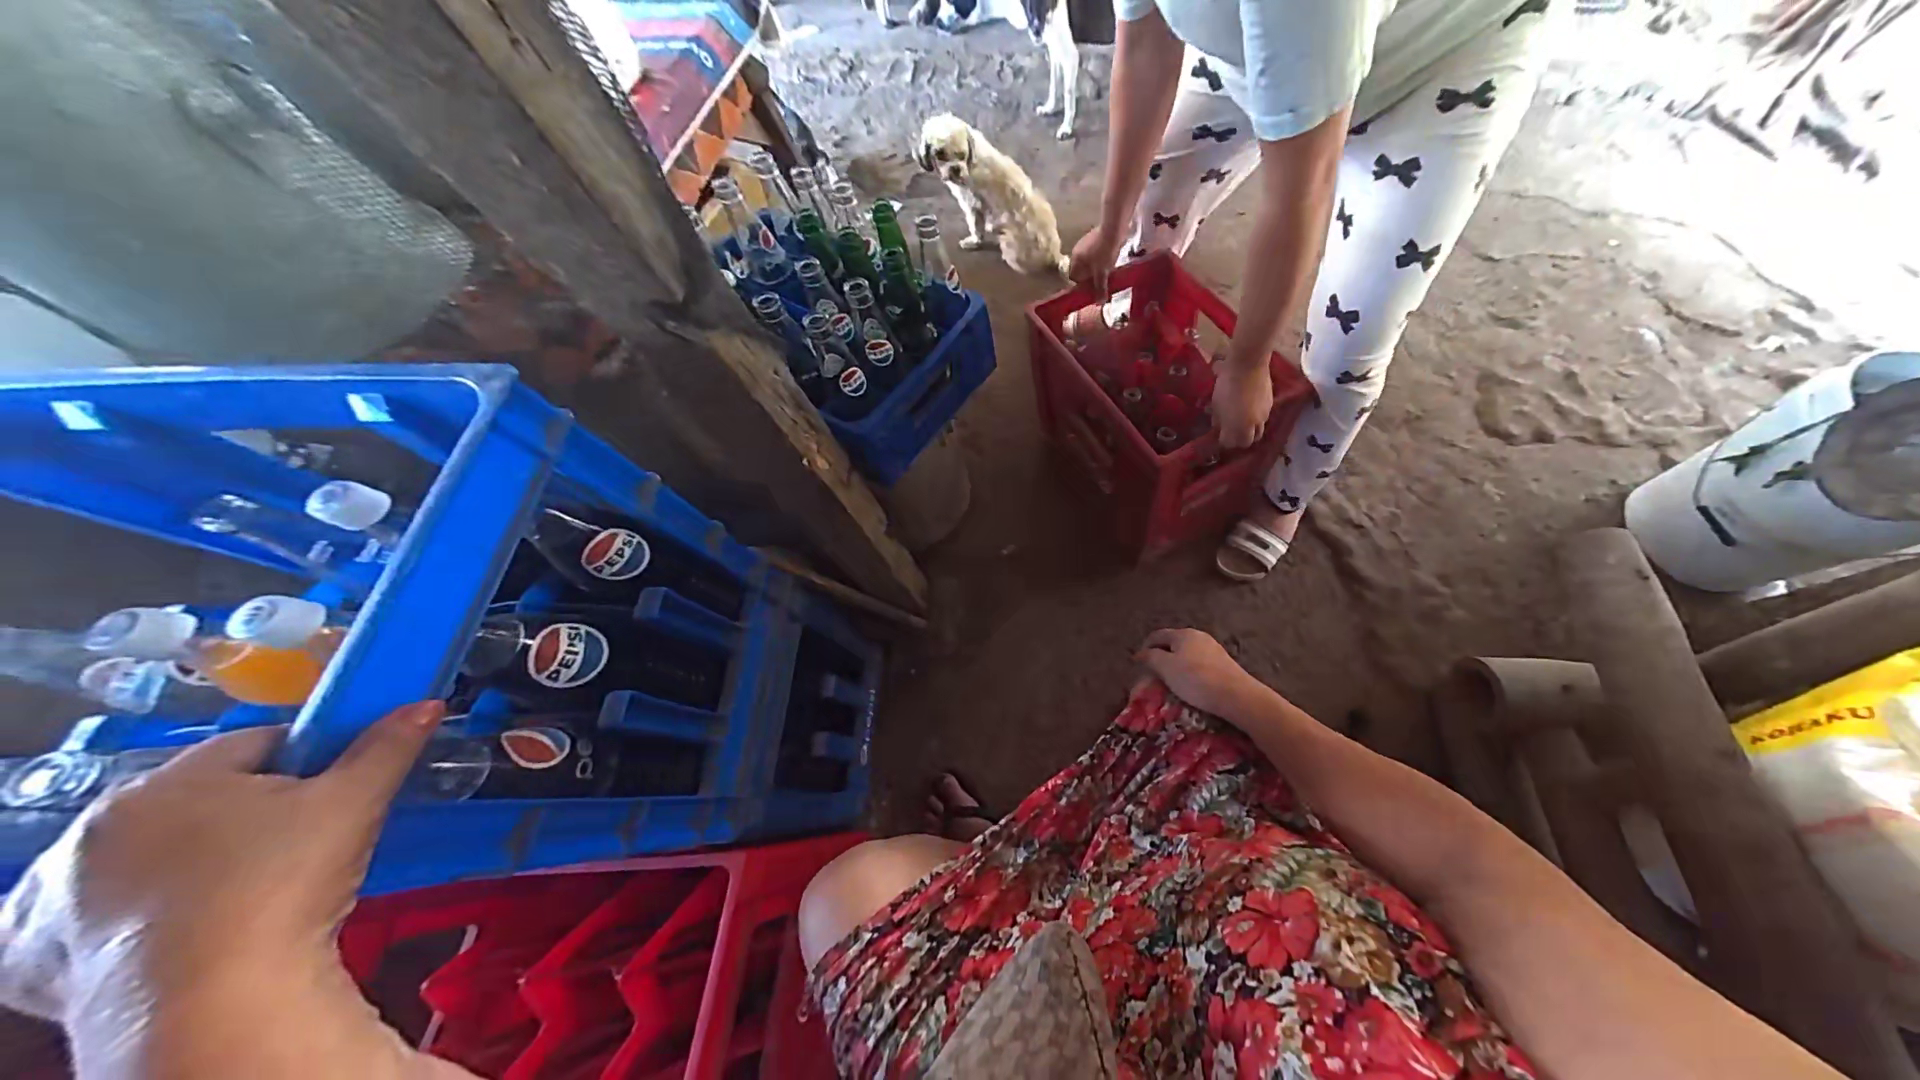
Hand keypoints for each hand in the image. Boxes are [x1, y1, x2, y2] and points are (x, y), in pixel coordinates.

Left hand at [0, 702, 453, 1075]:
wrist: (214, 1004)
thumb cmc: (284, 881)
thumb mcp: (355, 802)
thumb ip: (388, 746)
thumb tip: (425, 706)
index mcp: (167, 783)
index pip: (257, 743)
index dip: (310, 758)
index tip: (339, 787)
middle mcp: (95, 831)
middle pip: (201, 798)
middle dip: (250, 810)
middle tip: (305, 839)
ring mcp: (53, 900)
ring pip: (149, 855)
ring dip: (191, 860)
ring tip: (249, 888)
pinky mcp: (34, 963)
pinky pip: (97, 917)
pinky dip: (139, 916)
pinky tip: (182, 928)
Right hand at [1068, 225, 1121, 299]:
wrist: (1114, 228)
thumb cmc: (1105, 252)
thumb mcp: (1103, 273)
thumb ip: (1100, 288)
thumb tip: (1099, 303)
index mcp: (1075, 260)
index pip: (1074, 278)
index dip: (1082, 285)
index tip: (1092, 289)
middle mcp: (1076, 251)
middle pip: (1081, 270)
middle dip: (1090, 277)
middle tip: (1101, 281)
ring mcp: (1084, 242)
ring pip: (1088, 261)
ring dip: (1096, 267)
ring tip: (1108, 270)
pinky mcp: (1094, 236)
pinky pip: (1095, 252)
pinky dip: (1100, 257)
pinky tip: (1110, 258)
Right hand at [1133, 628, 1275, 719]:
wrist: (1236, 696)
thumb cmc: (1195, 679)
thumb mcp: (1165, 667)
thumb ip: (1150, 657)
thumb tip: (1141, 652)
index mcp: (1183, 634)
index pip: (1157, 636)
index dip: (1144, 648)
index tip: (1137, 663)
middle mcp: (1199, 637)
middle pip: (1172, 646)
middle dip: (1160, 660)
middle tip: (1152, 676)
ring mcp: (1213, 650)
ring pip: (1186, 657)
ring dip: (1174, 668)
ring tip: (1169, 684)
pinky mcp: (1223, 665)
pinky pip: (1198, 666)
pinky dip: (1188, 674)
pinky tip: (1189, 687)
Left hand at [1211, 357, 1274, 449]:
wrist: (1249, 366)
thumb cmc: (1227, 385)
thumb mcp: (1216, 404)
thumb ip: (1218, 419)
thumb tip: (1218, 426)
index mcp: (1237, 427)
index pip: (1231, 444)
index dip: (1225, 442)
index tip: (1220, 435)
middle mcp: (1253, 426)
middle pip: (1248, 442)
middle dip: (1239, 440)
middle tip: (1232, 432)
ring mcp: (1264, 416)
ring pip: (1258, 430)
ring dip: (1250, 430)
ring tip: (1242, 420)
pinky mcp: (1271, 405)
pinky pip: (1263, 418)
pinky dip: (1256, 418)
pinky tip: (1250, 408)